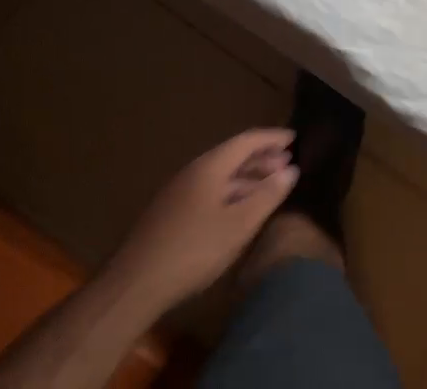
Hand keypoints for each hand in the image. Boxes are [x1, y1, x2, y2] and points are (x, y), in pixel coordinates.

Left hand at [104, 129, 298, 309]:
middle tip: (287, 165)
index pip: (246, 141)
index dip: (272, 138)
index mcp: (209, 168)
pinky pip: (207, 193)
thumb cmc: (193, 250)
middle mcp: (191, 174)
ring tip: (268, 188)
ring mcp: (176, 196)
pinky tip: (239, 211)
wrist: (132, 289)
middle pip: (231, 157)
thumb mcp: (240, 224)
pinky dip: (230, 193)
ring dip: (246, 178)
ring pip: (219, 177)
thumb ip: (268, 195)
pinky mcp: (168, 216)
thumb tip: (290, 170)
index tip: (294, 138)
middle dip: (261, 158)